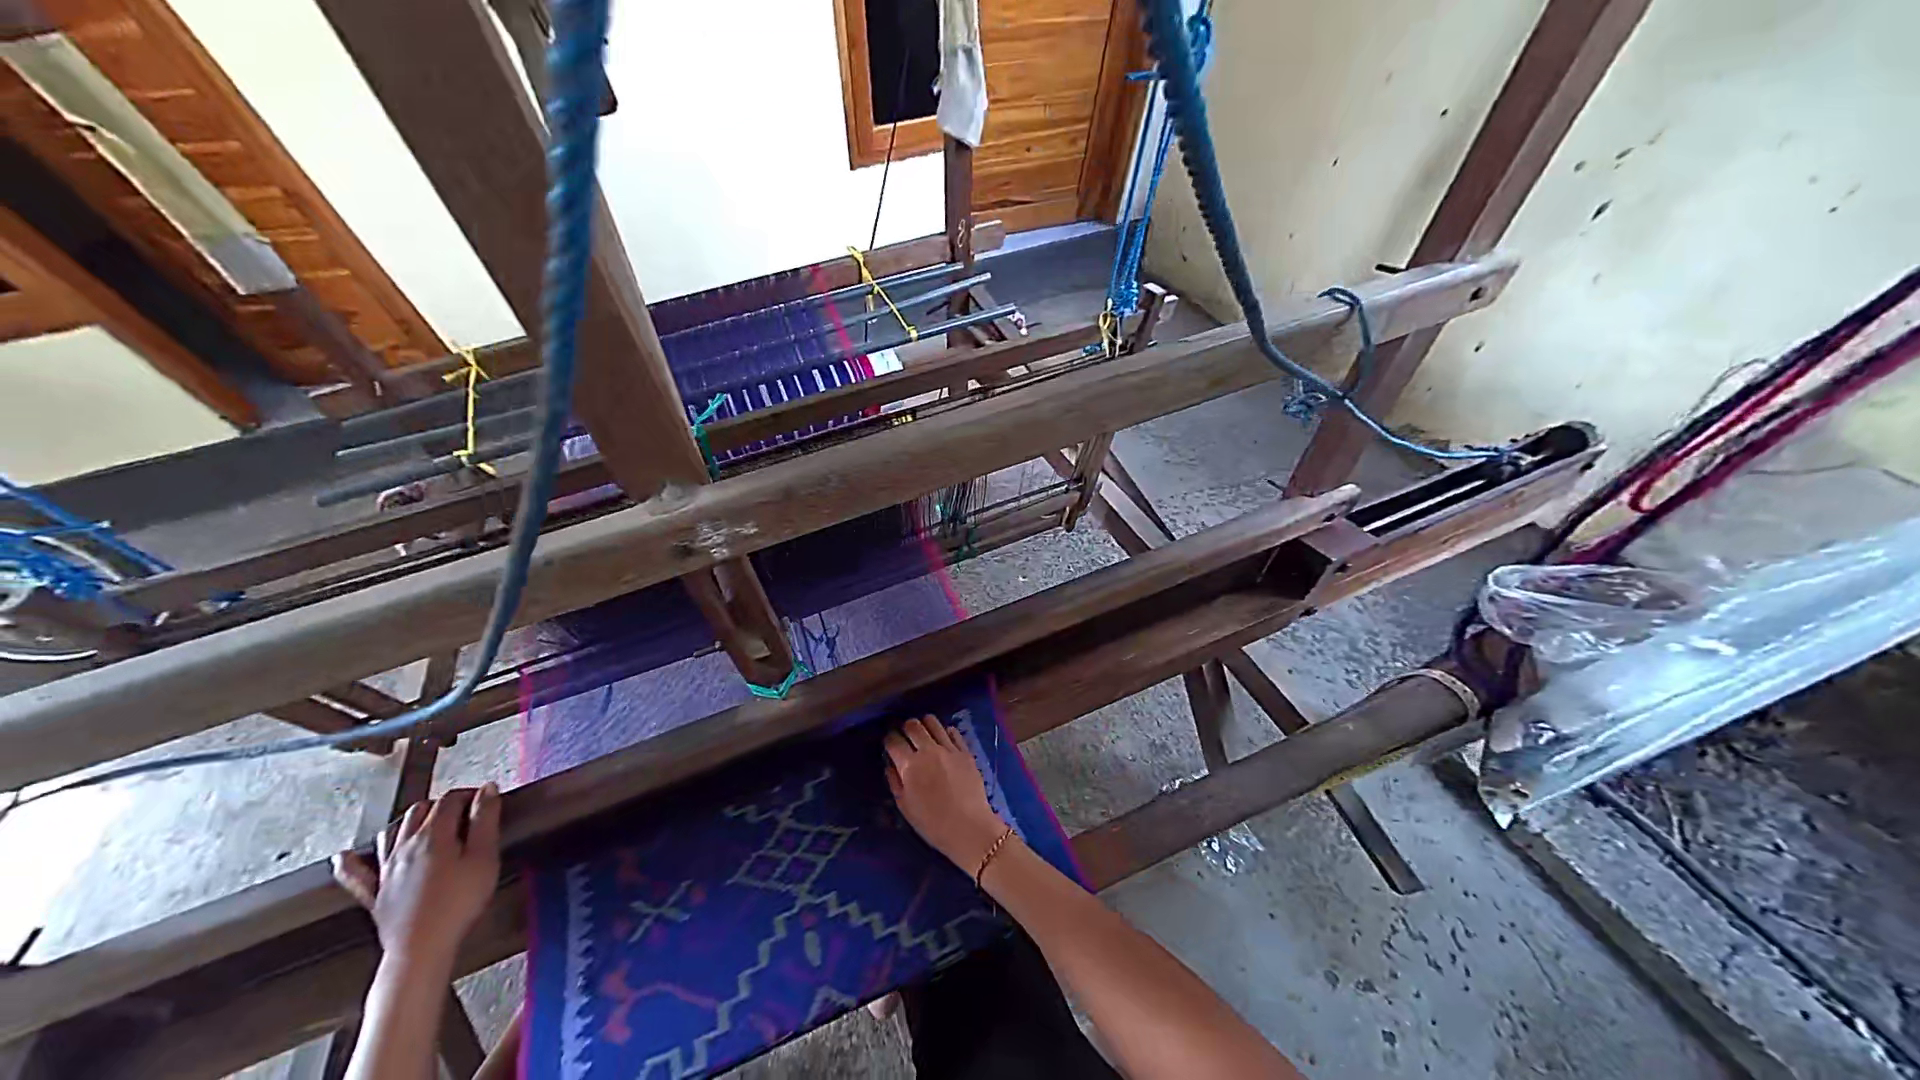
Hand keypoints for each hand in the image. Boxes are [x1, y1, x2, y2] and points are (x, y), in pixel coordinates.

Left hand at [333, 784, 501, 966]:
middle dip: (442, 803)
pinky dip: (350, 862)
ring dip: (408, 821)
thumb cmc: (459, 902)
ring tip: (424, 821)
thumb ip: (486, 820)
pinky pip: (355, 874)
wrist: (422, 948)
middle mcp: (405, 847)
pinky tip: (344, 856)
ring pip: (392, 833)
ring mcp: (386, 871)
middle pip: (420, 811)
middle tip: (463, 809)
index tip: (484, 797)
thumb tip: (487, 790)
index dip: (469, 793)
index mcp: (434, 835)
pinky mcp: (376, 895)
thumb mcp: (484, 857)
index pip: (450, 800)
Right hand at [884, 716, 1008, 871]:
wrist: (969, 828)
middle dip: (905, 727)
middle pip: (913, 725)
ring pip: (933, 722)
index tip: (889, 742)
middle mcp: (928, 751)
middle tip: (905, 736)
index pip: (893, 740)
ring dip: (924, 725)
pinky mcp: (965, 752)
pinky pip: (953, 732)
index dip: (888, 739)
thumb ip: (895, 781)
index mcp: (910, 765)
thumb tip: (890, 764)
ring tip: (924, 733)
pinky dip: (945, 732)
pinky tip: (943, 740)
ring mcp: (949, 749)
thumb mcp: (905, 806)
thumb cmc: (932, 823)